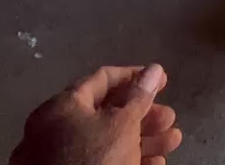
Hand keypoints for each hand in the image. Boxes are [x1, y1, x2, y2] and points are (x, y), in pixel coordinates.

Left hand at [10, 64, 184, 164]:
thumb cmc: (94, 159)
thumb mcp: (124, 122)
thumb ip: (140, 94)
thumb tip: (153, 70)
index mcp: (59, 110)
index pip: (102, 78)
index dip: (136, 75)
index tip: (163, 80)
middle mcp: (52, 133)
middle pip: (108, 113)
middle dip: (146, 115)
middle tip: (169, 119)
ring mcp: (55, 162)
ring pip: (106, 141)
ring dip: (144, 139)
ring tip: (172, 142)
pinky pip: (98, 163)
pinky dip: (127, 160)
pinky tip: (154, 164)